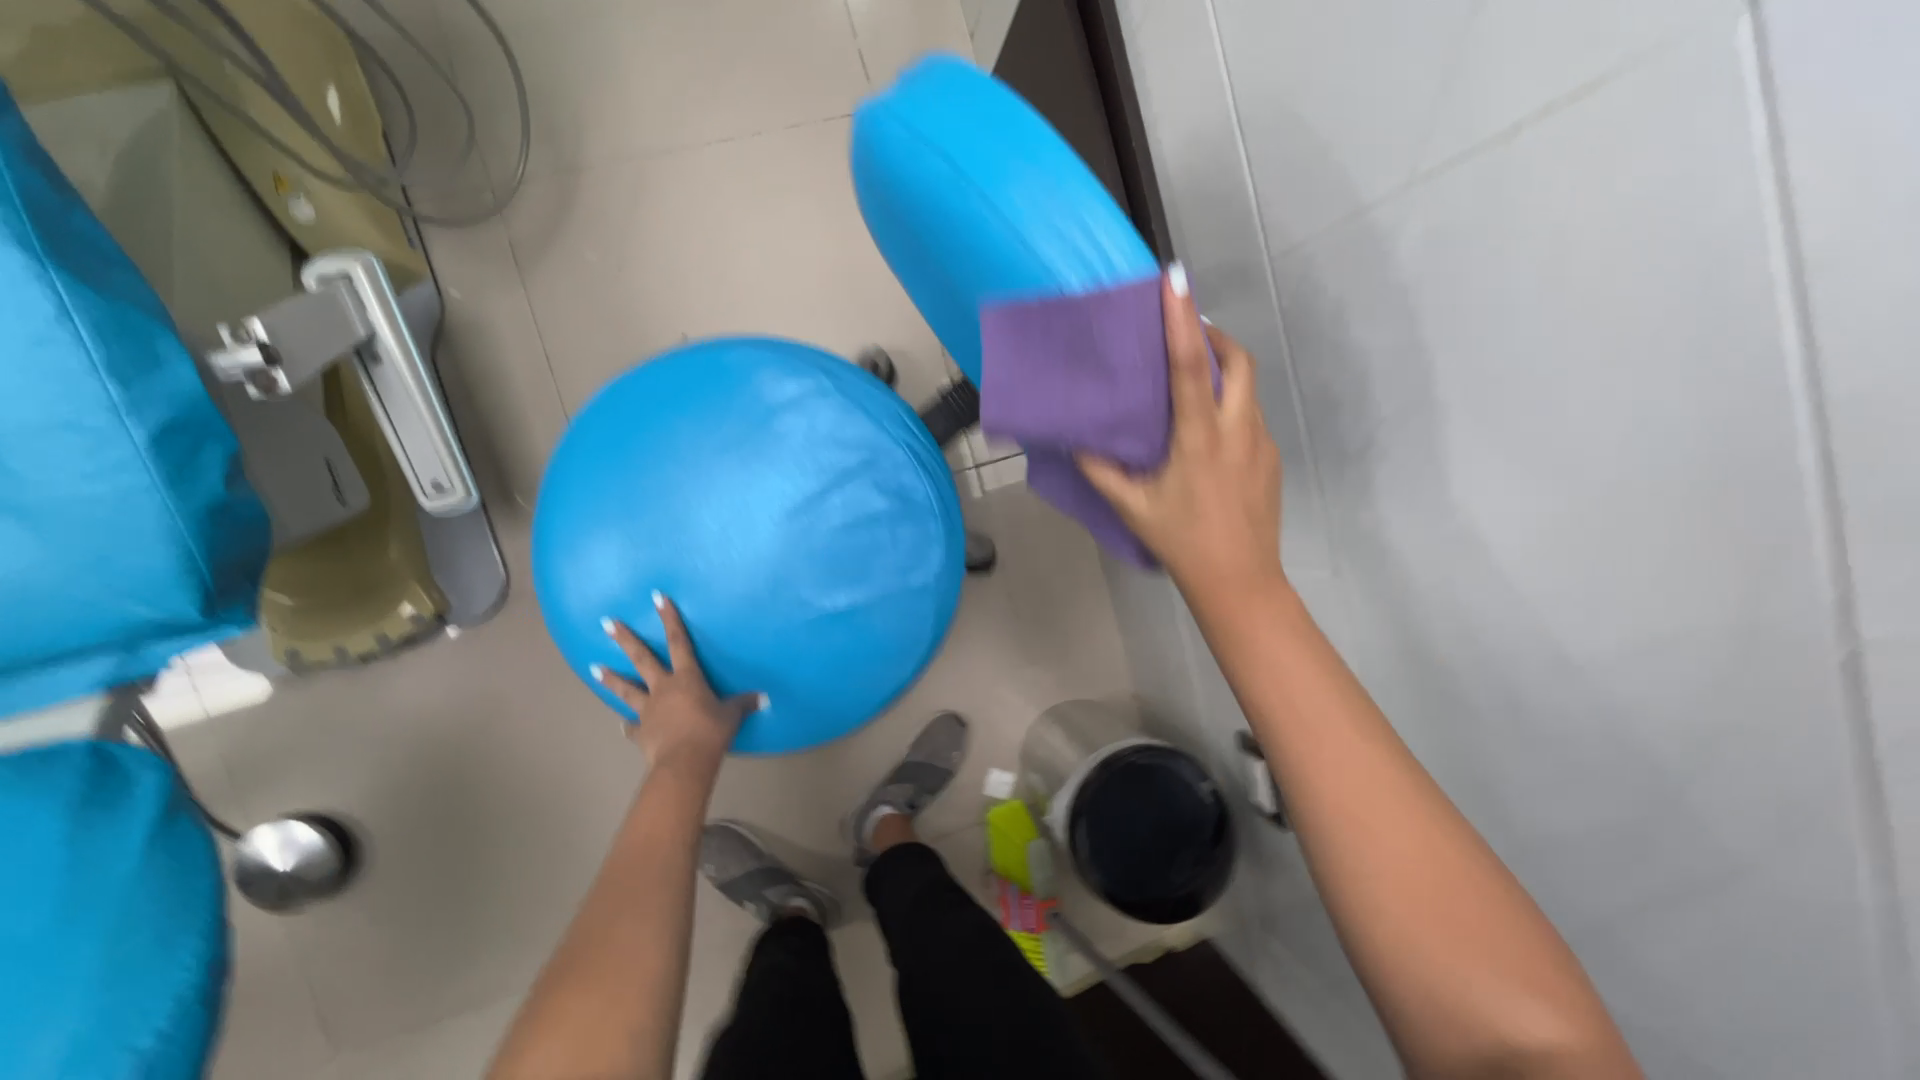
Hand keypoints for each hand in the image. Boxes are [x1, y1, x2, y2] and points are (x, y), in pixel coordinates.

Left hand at [595, 593, 764, 773]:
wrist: (684, 762)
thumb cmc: (710, 732)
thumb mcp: (732, 716)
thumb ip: (743, 704)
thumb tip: (764, 698)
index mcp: (686, 679)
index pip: (678, 642)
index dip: (669, 619)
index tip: (657, 598)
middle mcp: (663, 689)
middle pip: (642, 659)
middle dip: (625, 640)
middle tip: (607, 624)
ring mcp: (648, 710)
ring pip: (626, 689)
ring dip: (610, 678)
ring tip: (593, 667)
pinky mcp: (641, 732)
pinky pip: (632, 727)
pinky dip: (628, 726)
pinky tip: (623, 725)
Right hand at [1079, 268, 1284, 606]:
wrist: (1239, 581)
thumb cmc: (1181, 542)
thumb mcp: (1132, 507)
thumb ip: (1101, 470)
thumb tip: (1076, 440)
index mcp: (1199, 438)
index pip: (1191, 366)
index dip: (1182, 320)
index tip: (1175, 280)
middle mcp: (1237, 430)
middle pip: (1238, 361)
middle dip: (1215, 336)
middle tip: (1187, 333)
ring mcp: (1261, 443)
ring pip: (1249, 388)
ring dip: (1224, 370)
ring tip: (1194, 378)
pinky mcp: (1271, 458)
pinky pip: (1252, 416)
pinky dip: (1231, 405)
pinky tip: (1209, 432)